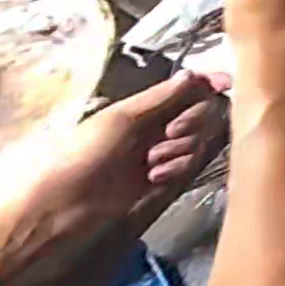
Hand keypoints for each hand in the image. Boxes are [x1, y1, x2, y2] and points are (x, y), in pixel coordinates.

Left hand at [13, 72, 227, 238]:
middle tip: (171, 133)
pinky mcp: (164, 175)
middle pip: (202, 109)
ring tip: (152, 164)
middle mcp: (158, 124)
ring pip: (199, 137)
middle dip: (193, 120)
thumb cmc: (81, 157)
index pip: (188, 86)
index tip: (227, 84)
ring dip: (180, 148)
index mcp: (145, 106)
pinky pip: (189, 162)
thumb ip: (161, 96)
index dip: (209, 82)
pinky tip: (154, 178)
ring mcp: (162, 150)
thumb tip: (193, 73)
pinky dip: (176, 167)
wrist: (57, 212)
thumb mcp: (119, 120)